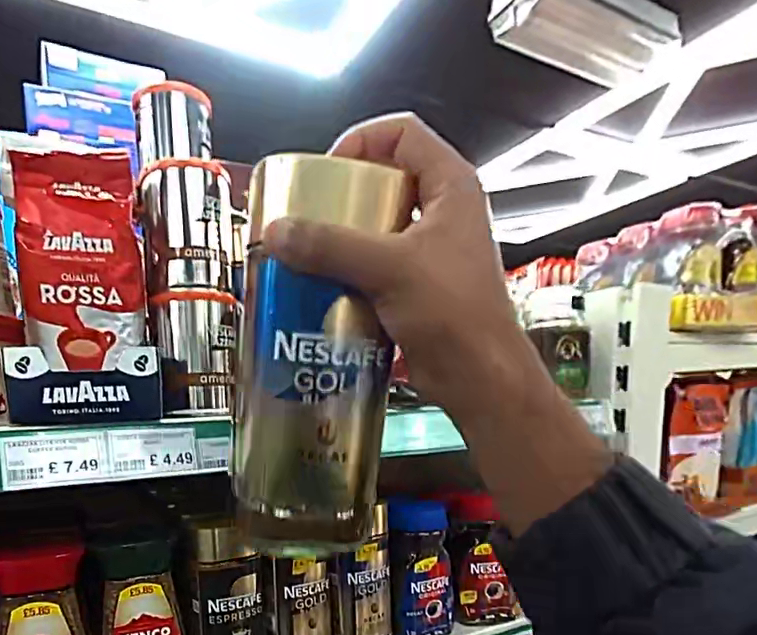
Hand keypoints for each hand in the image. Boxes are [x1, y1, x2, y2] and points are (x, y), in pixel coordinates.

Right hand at [259, 113, 608, 532]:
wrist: (478, 377)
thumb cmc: (455, 314)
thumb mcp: (388, 269)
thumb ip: (331, 246)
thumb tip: (278, 233)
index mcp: (452, 188)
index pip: (403, 134)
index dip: (362, 142)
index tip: (329, 171)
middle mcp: (445, 216)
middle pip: (386, 184)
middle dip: (346, 200)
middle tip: (314, 217)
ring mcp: (434, 256)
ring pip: (380, 233)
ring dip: (346, 244)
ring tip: (314, 256)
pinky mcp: (421, 293)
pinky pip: (380, 272)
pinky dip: (355, 278)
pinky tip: (331, 291)